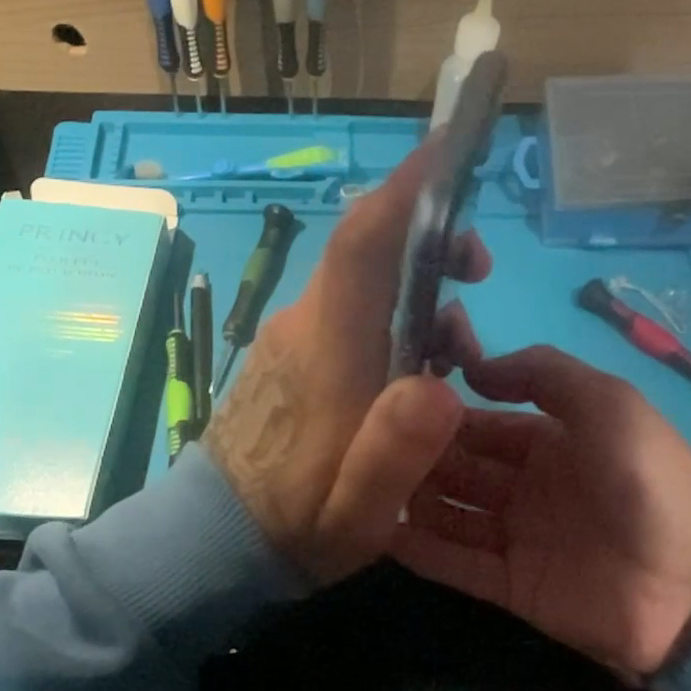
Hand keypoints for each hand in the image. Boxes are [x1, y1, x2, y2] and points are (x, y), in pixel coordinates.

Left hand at [203, 143, 489, 582]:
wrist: (211, 540)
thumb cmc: (293, 524)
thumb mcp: (357, 509)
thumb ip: (394, 451)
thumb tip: (440, 383)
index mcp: (328, 349)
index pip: (364, 243)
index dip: (408, 189)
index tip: (452, 150)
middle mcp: (305, 327)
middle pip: (367, 252)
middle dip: (429, 241)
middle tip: (479, 272)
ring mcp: (291, 340)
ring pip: (359, 283)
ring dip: (414, 287)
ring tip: (456, 342)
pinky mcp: (287, 359)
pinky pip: (343, 313)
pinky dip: (388, 315)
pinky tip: (411, 364)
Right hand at [391, 346, 690, 676]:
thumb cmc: (650, 480)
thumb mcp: (607, 402)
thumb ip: (544, 373)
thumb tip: (474, 369)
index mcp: (552, 442)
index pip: (482, 424)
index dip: (441, 414)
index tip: (389, 402)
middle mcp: (528, 487)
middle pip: (459, 468)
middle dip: (419, 458)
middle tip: (367, 448)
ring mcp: (518, 539)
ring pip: (450, 515)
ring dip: (413, 501)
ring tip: (365, 487)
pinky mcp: (512, 587)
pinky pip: (457, 565)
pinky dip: (420, 551)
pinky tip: (377, 533)